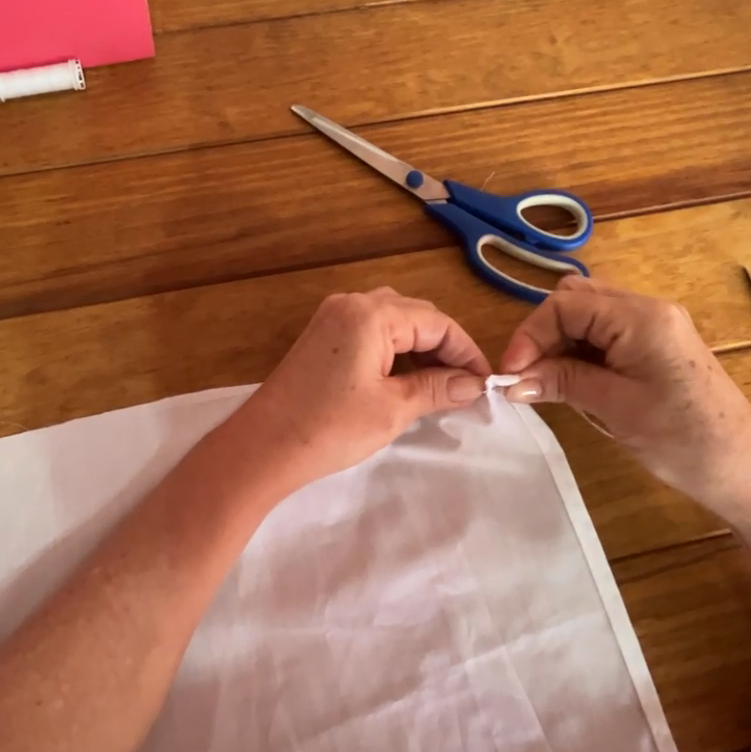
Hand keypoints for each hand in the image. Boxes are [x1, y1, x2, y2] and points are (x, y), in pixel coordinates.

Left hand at [226, 288, 491, 491]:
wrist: (263, 447)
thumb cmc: (330, 427)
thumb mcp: (393, 409)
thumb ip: (439, 389)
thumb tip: (475, 384)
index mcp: (370, 314)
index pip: (436, 322)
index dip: (466, 351)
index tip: (487, 383)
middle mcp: (351, 304)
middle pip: (416, 315)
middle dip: (445, 348)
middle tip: (467, 387)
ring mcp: (332, 318)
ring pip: (394, 322)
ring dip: (421, 350)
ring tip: (441, 387)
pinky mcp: (322, 337)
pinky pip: (371, 332)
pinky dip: (395, 352)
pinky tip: (407, 380)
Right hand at [500, 275, 750, 522]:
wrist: (748, 473)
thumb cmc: (683, 439)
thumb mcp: (614, 408)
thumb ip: (561, 382)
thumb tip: (512, 381)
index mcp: (641, 317)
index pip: (565, 304)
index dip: (531, 335)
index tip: (512, 374)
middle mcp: (648, 309)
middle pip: (576, 300)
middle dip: (543, 334)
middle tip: (526, 375)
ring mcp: (655, 326)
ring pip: (588, 315)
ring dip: (559, 343)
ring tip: (545, 381)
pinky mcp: (657, 346)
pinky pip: (605, 333)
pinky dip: (580, 351)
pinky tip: (571, 380)